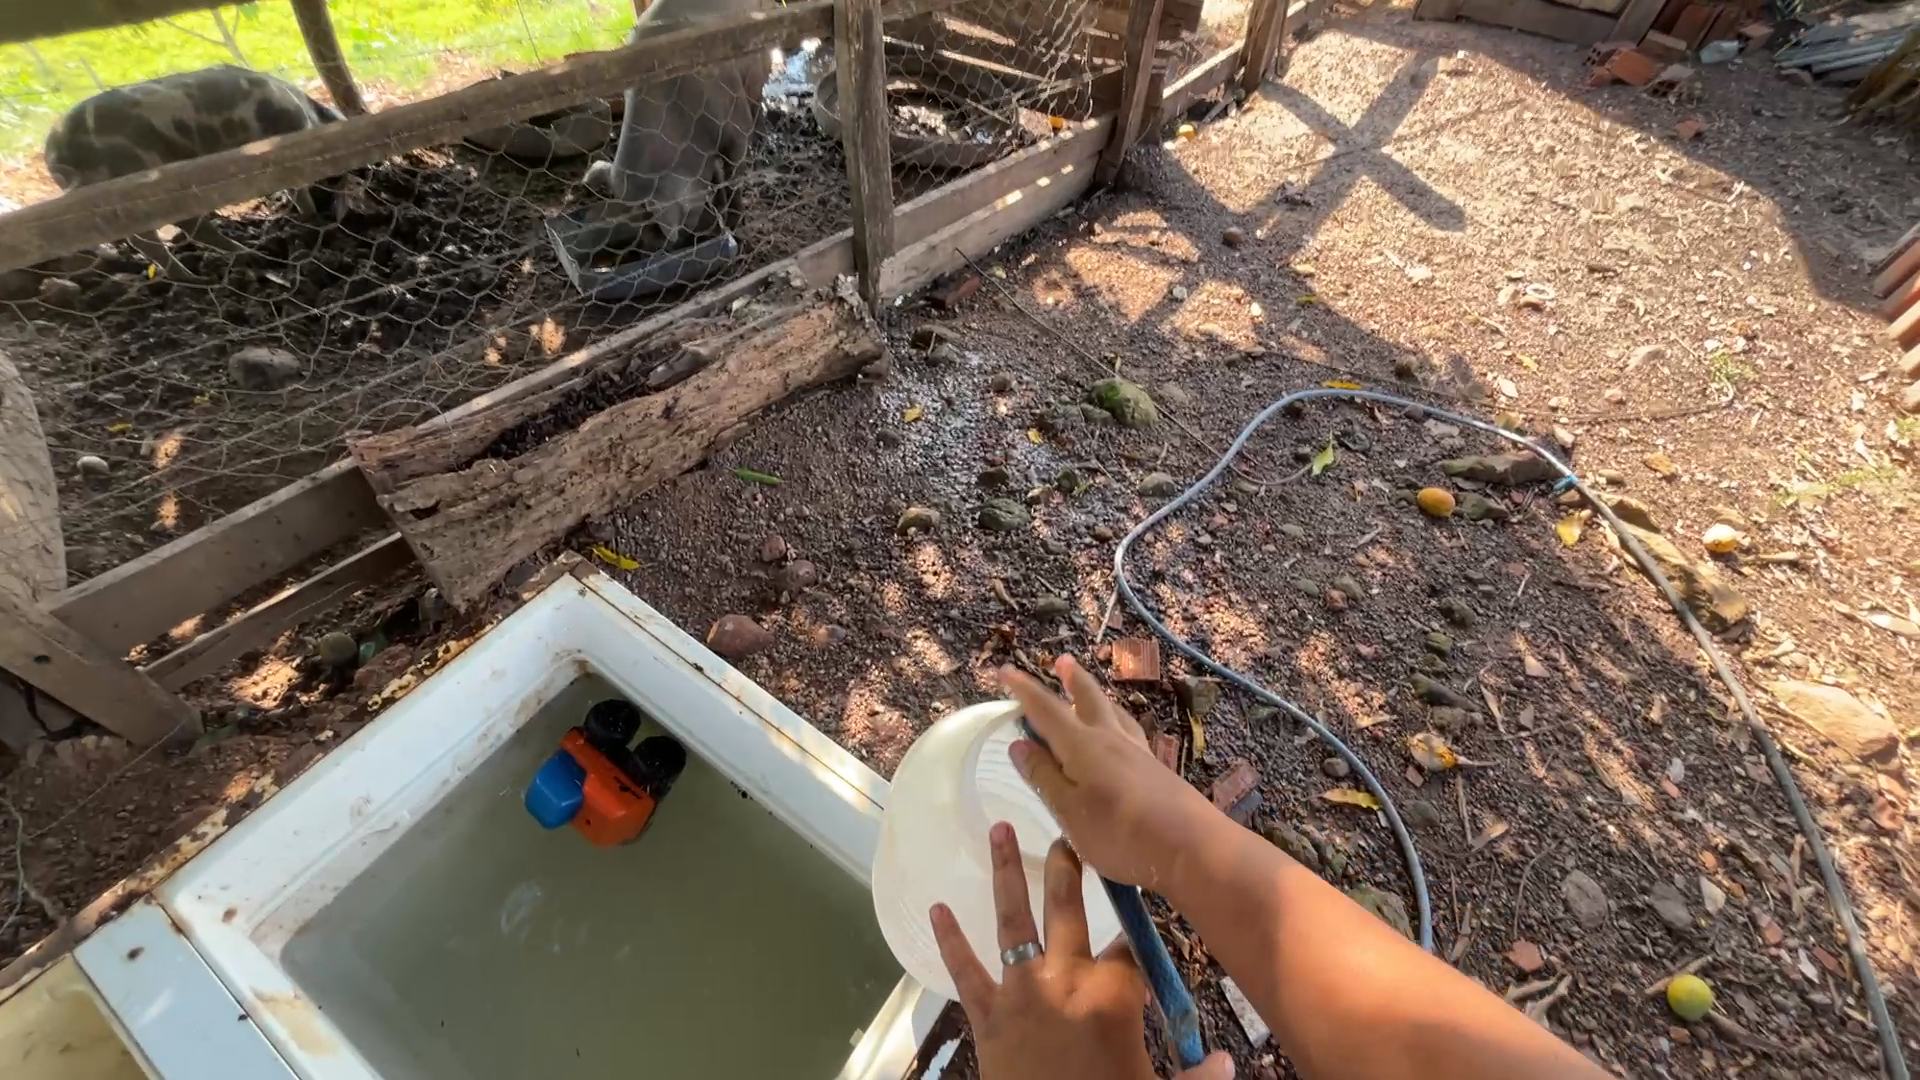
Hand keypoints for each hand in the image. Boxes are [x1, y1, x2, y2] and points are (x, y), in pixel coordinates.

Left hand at [931, 822, 1232, 1079]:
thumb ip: (1197, 1078)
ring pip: (1013, 920)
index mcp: (1111, 996)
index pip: (1128, 951)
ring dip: (1006, 872)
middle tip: (1065, 835)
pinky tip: (935, 909)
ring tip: (998, 830)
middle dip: (1069, 868)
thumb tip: (1230, 1064)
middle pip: (1068, 909)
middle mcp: (1064, 978)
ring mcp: (1021, 991)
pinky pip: (964, 974)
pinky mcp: (987, 1015)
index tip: (1136, 927)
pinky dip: (950, 942)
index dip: (1135, 939)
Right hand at [999, 657, 1222, 892]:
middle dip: (1071, 678)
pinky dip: (1117, 720)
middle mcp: (1109, 738)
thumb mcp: (1068, 811)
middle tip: (1061, 661)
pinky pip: (1130, 731)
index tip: (1005, 671)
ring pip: (1113, 711)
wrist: (1192, 847)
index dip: (1023, 690)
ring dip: (1096, 696)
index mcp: (1081, 745)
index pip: (1045, 709)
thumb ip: (1043, 776)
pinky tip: (1122, 732)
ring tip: (1089, 689)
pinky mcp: (1156, 768)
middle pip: (1088, 698)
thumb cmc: (1120, 833)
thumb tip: (1018, 743)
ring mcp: (1137, 751)